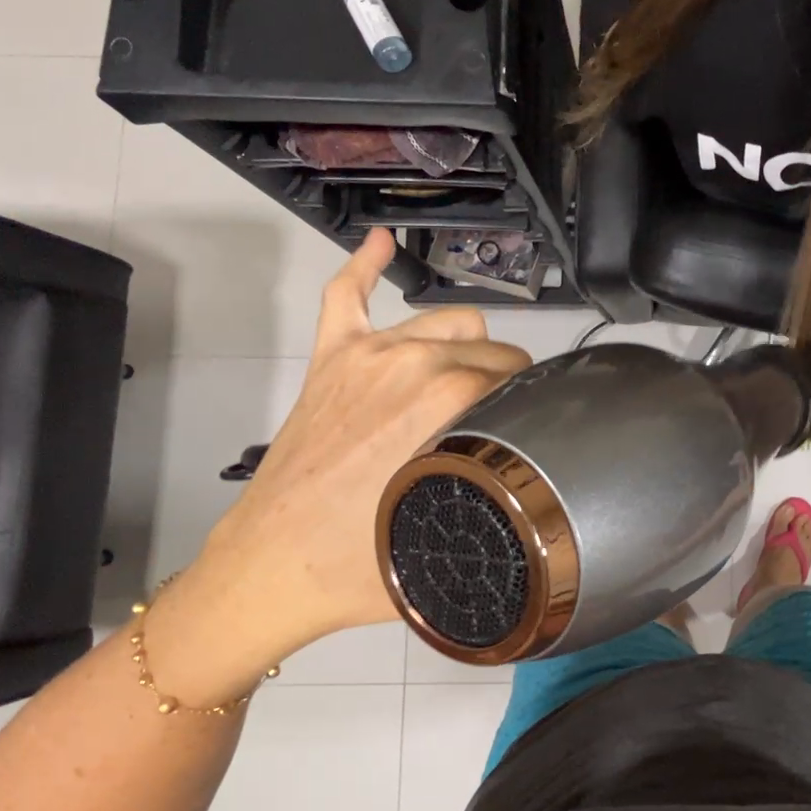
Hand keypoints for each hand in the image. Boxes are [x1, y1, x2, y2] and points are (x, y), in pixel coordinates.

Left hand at [199, 229, 531, 640]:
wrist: (273, 567)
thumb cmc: (366, 560)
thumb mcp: (457, 529)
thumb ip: (502, 489)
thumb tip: (536, 474)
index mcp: (447, 397)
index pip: (514, 375)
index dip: (527, 404)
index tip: (524, 431)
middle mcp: (410, 360)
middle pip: (486, 347)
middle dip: (499, 379)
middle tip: (492, 424)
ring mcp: (366, 353)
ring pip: (442, 320)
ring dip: (462, 345)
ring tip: (463, 383)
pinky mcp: (329, 358)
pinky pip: (346, 294)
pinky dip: (364, 266)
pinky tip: (381, 244)